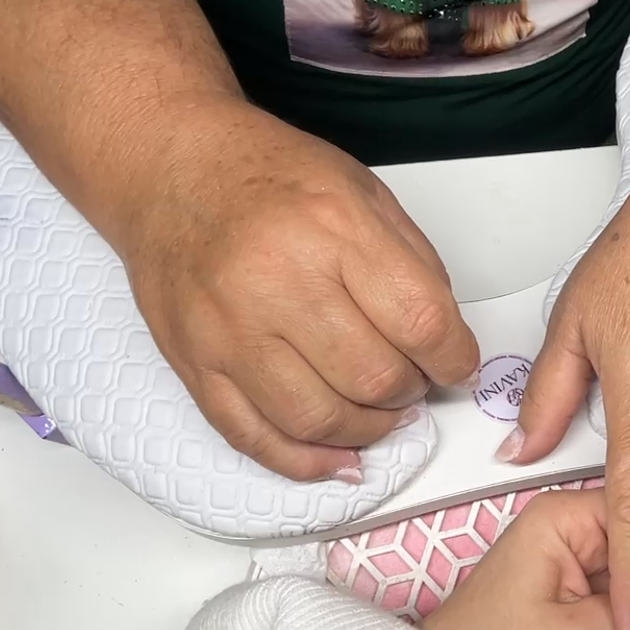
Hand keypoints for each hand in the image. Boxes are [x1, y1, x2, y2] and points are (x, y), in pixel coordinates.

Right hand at [105, 99, 479, 480]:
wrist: (172, 167)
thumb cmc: (277, 180)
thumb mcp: (369, 197)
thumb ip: (417, 271)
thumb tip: (448, 348)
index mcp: (335, 230)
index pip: (421, 323)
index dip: (454, 359)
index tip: (458, 365)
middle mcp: (277, 281)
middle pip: (374, 378)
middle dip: (412, 392)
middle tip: (413, 381)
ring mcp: (228, 329)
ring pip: (319, 420)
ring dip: (369, 430)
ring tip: (380, 412)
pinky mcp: (194, 362)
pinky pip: (254, 436)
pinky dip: (306, 461)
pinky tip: (339, 458)